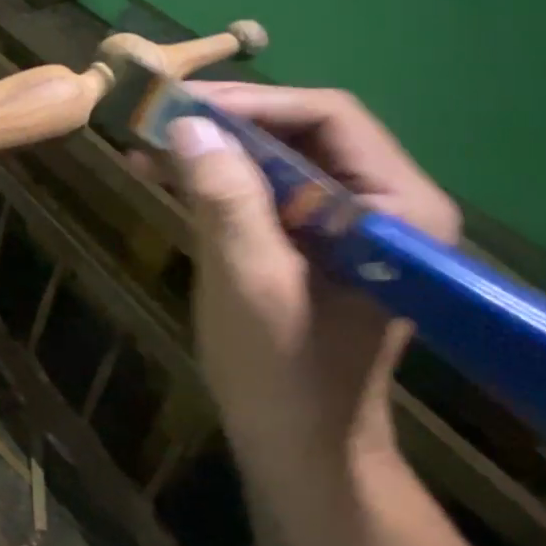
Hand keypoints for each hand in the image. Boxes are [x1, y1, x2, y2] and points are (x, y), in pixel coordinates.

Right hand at [167, 85, 458, 461]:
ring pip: (279, 155)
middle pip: (302, 131)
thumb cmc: (282, 369)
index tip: (178, 107)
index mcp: (397, 207)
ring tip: (147, 143)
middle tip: (155, 119)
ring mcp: (350, 221)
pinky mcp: (314, 240)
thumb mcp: (249, 280)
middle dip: (226, 122)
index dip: (251, 103)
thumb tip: (185, 124)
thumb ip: (225, 198)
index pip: (328, 117)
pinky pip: (266, 187)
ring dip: (214, 146)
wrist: (299, 441)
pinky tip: (163, 173)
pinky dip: (216, 176)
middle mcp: (385, 202)